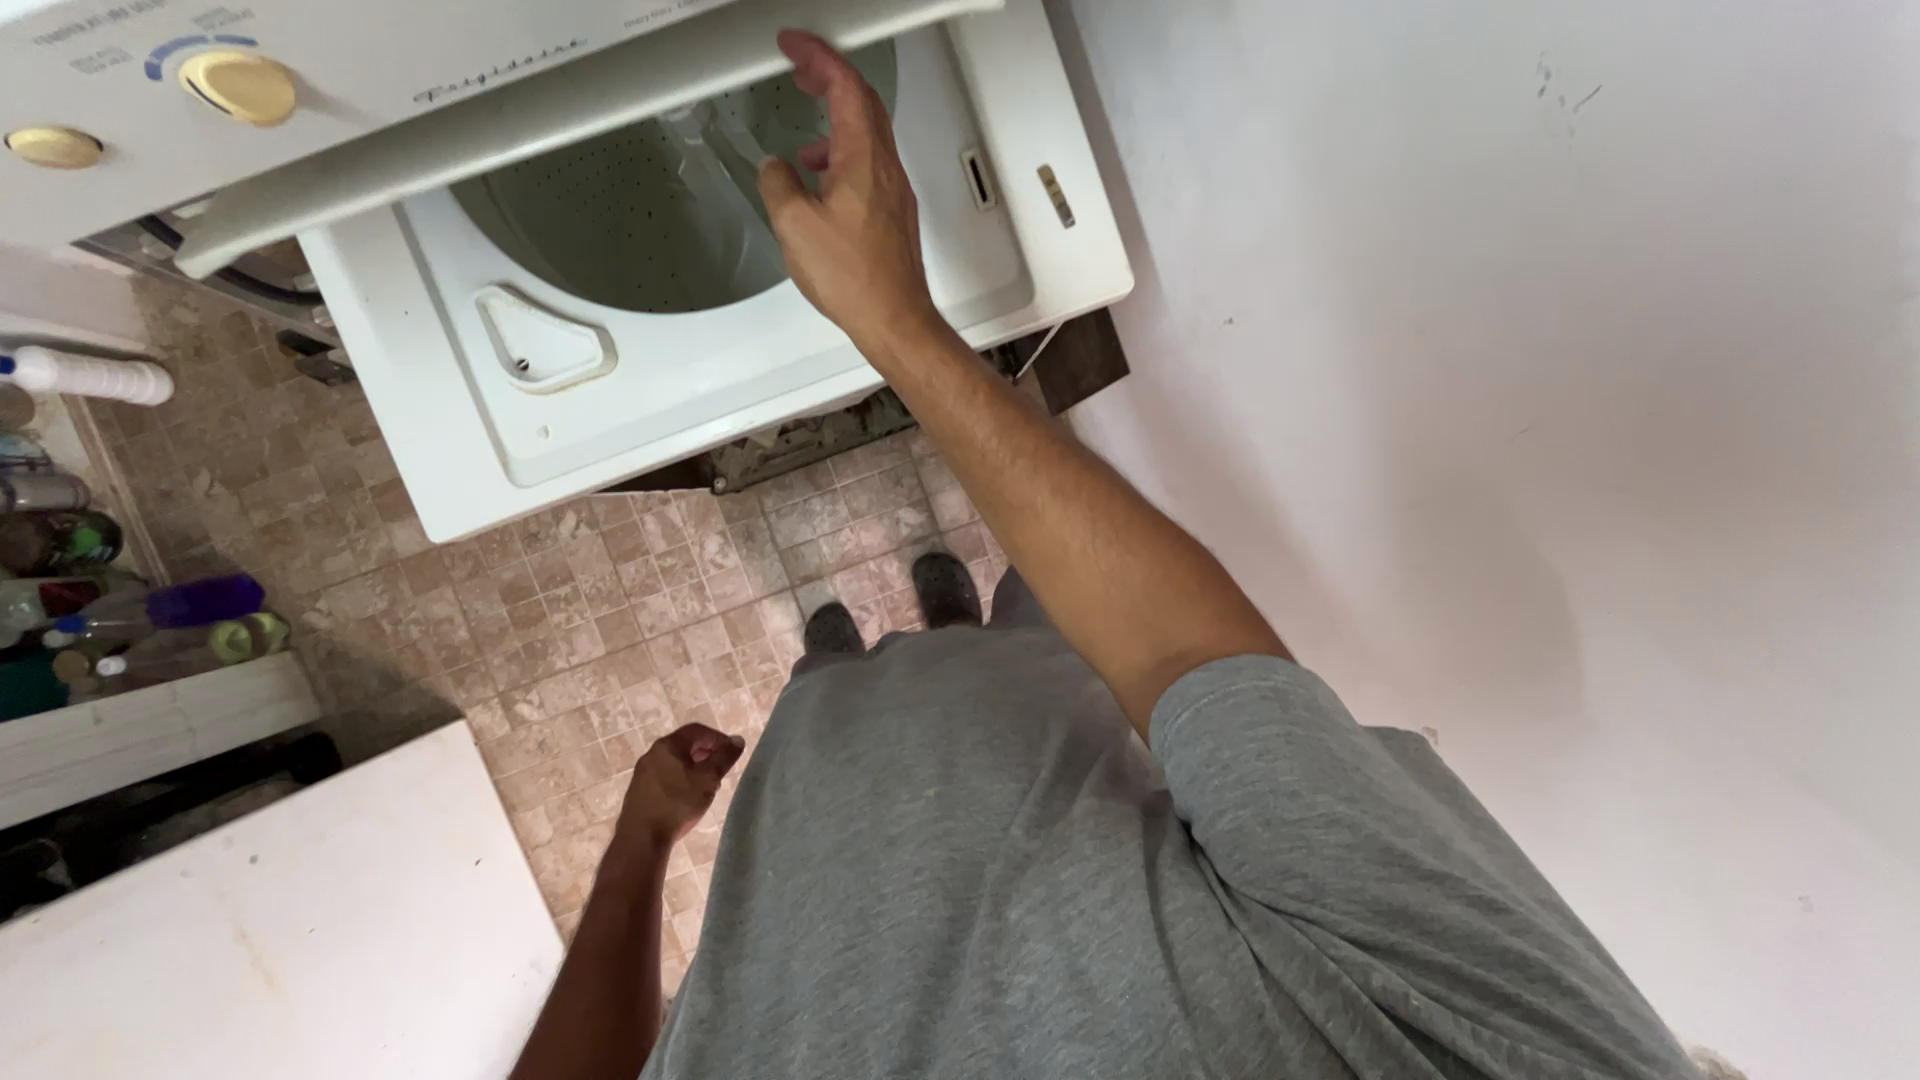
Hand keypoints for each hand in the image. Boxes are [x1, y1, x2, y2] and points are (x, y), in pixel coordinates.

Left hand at [618, 723, 745, 844]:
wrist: (641, 838)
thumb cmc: (678, 803)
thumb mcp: (708, 779)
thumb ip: (724, 757)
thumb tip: (737, 740)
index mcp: (668, 745)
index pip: (697, 730)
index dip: (717, 738)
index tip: (731, 752)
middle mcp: (652, 754)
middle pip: (685, 745)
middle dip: (706, 753)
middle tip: (721, 768)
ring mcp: (643, 773)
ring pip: (675, 762)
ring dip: (694, 768)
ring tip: (707, 785)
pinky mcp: (639, 791)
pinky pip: (665, 776)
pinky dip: (680, 779)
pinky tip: (688, 797)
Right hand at [758, 30, 943, 351]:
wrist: (894, 319)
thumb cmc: (855, 279)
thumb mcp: (794, 225)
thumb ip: (778, 183)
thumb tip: (774, 168)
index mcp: (863, 159)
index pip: (846, 85)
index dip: (819, 57)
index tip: (796, 47)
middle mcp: (887, 170)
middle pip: (864, 104)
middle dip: (831, 80)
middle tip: (804, 73)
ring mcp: (896, 194)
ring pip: (870, 139)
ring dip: (837, 127)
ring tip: (806, 146)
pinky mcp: (896, 218)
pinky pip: (872, 171)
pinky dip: (846, 161)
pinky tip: (826, 188)